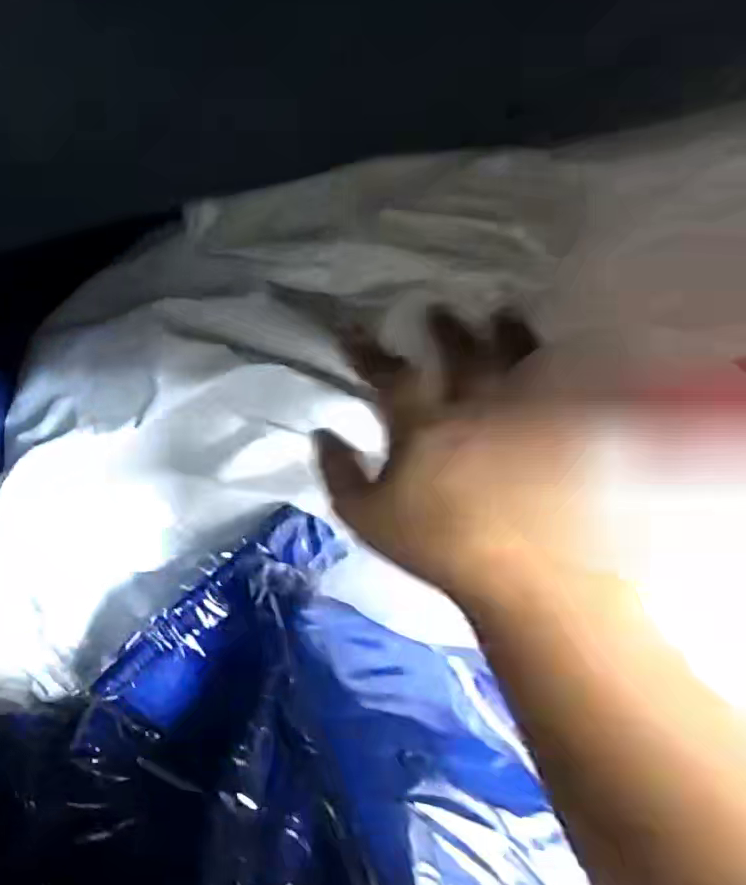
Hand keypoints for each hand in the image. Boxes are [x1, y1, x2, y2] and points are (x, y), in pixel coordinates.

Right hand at [316, 309, 598, 603]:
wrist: (523, 575)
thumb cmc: (430, 543)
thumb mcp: (361, 512)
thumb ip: (337, 469)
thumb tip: (322, 431)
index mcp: (420, 431)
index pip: (390, 377)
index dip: (368, 350)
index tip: (351, 328)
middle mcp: (474, 415)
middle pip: (460, 358)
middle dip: (445, 330)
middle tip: (434, 309)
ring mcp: (525, 424)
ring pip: (517, 365)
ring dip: (504, 336)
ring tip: (499, 314)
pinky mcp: (561, 440)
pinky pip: (560, 390)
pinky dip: (550, 367)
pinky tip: (542, 358)